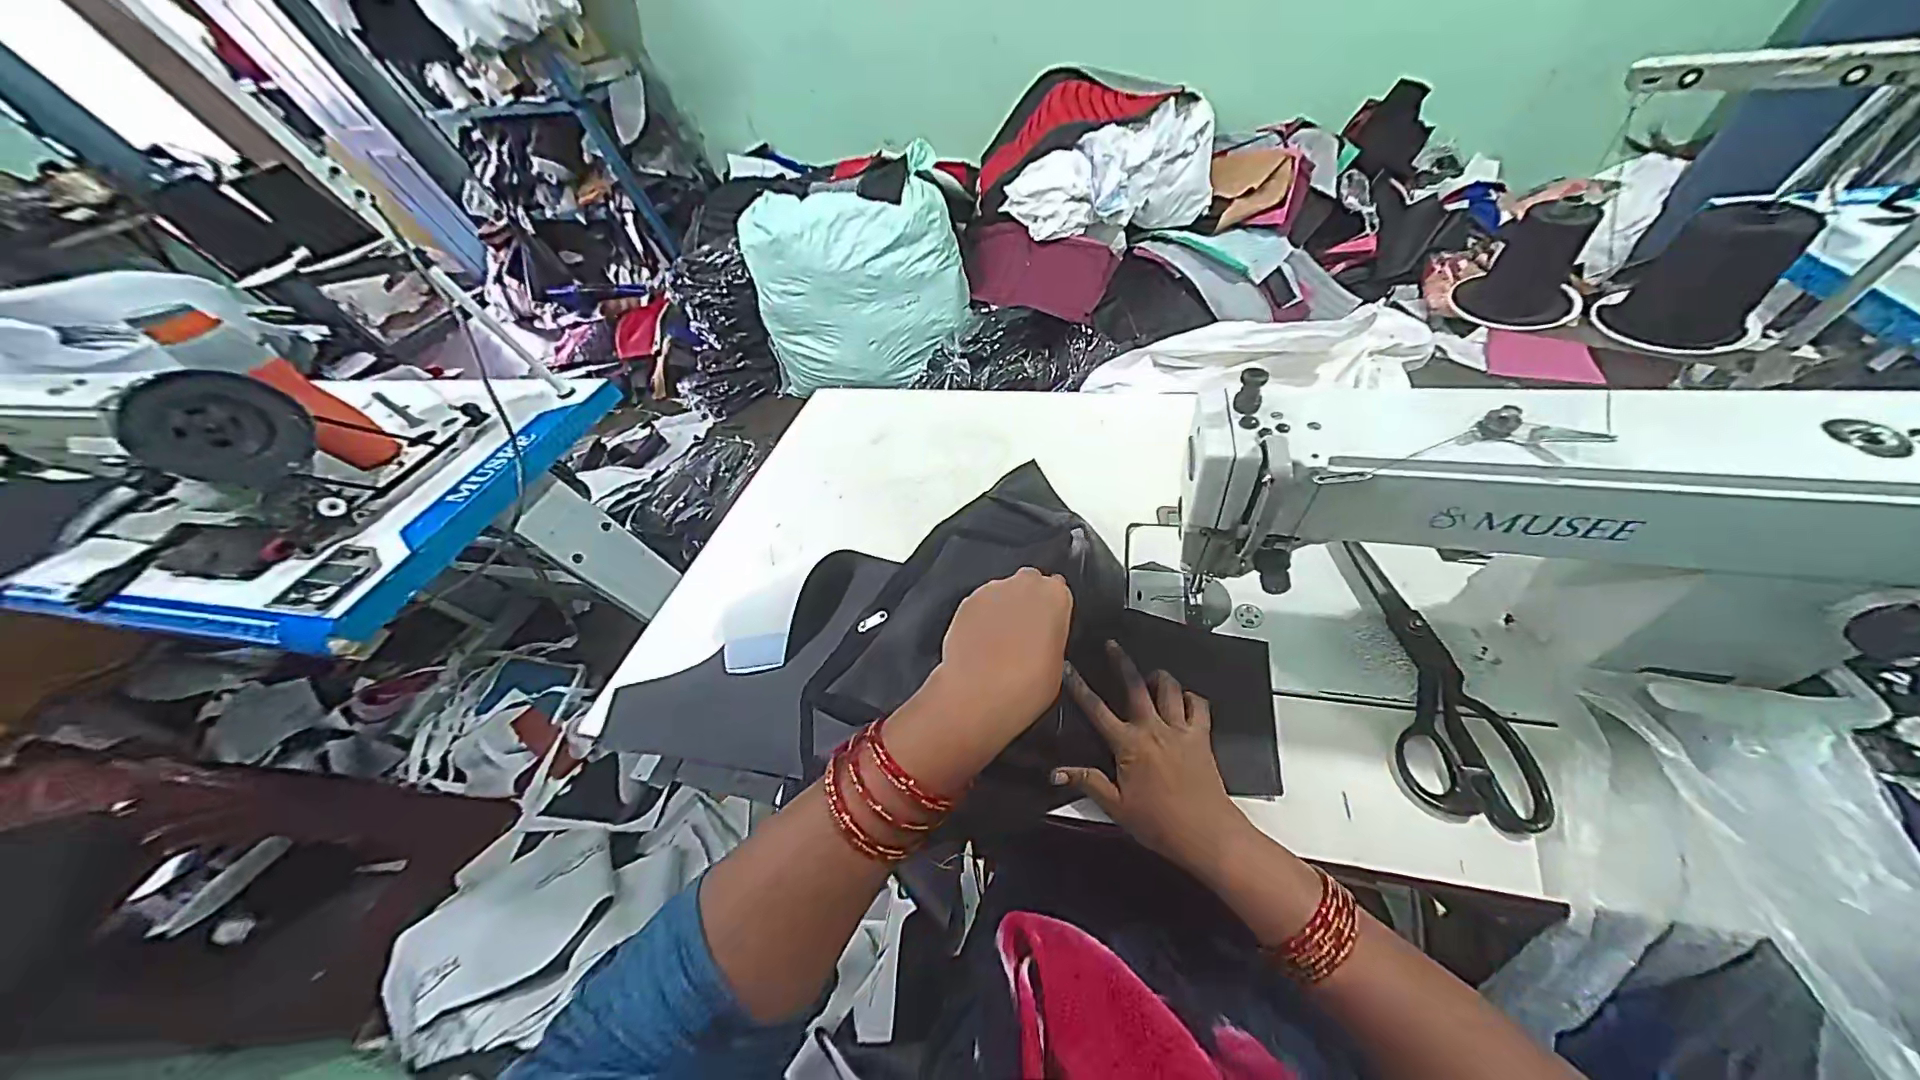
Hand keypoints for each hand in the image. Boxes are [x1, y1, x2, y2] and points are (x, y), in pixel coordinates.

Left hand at [934, 567, 1073, 730]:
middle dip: (1026, 603)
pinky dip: (980, 620)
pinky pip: (979, 607)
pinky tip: (980, 646)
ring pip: (1002, 594)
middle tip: (1024, 635)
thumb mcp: (1058, 663)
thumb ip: (1052, 638)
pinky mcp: (965, 603)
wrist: (979, 694)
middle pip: (1029, 584)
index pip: (1058, 589)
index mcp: (1055, 595)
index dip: (1052, 610)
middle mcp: (1024, 584)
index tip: (1048, 627)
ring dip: (1002, 611)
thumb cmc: (1027, 685)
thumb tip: (1043, 640)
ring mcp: (991, 590)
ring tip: (998, 645)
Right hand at [1055, 641, 1251, 874]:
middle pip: (1135, 686)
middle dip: (1121, 662)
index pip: (1096, 709)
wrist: (1207, 834)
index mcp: (1129, 745)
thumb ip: (1088, 782)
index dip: (1079, 686)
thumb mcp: (1116, 807)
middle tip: (1113, 646)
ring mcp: (1180, 730)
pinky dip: (1190, 697)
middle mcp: (1154, 729)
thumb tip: (1058, 771)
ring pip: (1169, 689)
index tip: (1069, 668)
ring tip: (1150, 672)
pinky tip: (1184, 698)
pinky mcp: (1201, 737)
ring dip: (1158, 677)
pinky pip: (1198, 705)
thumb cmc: (1161, 824)